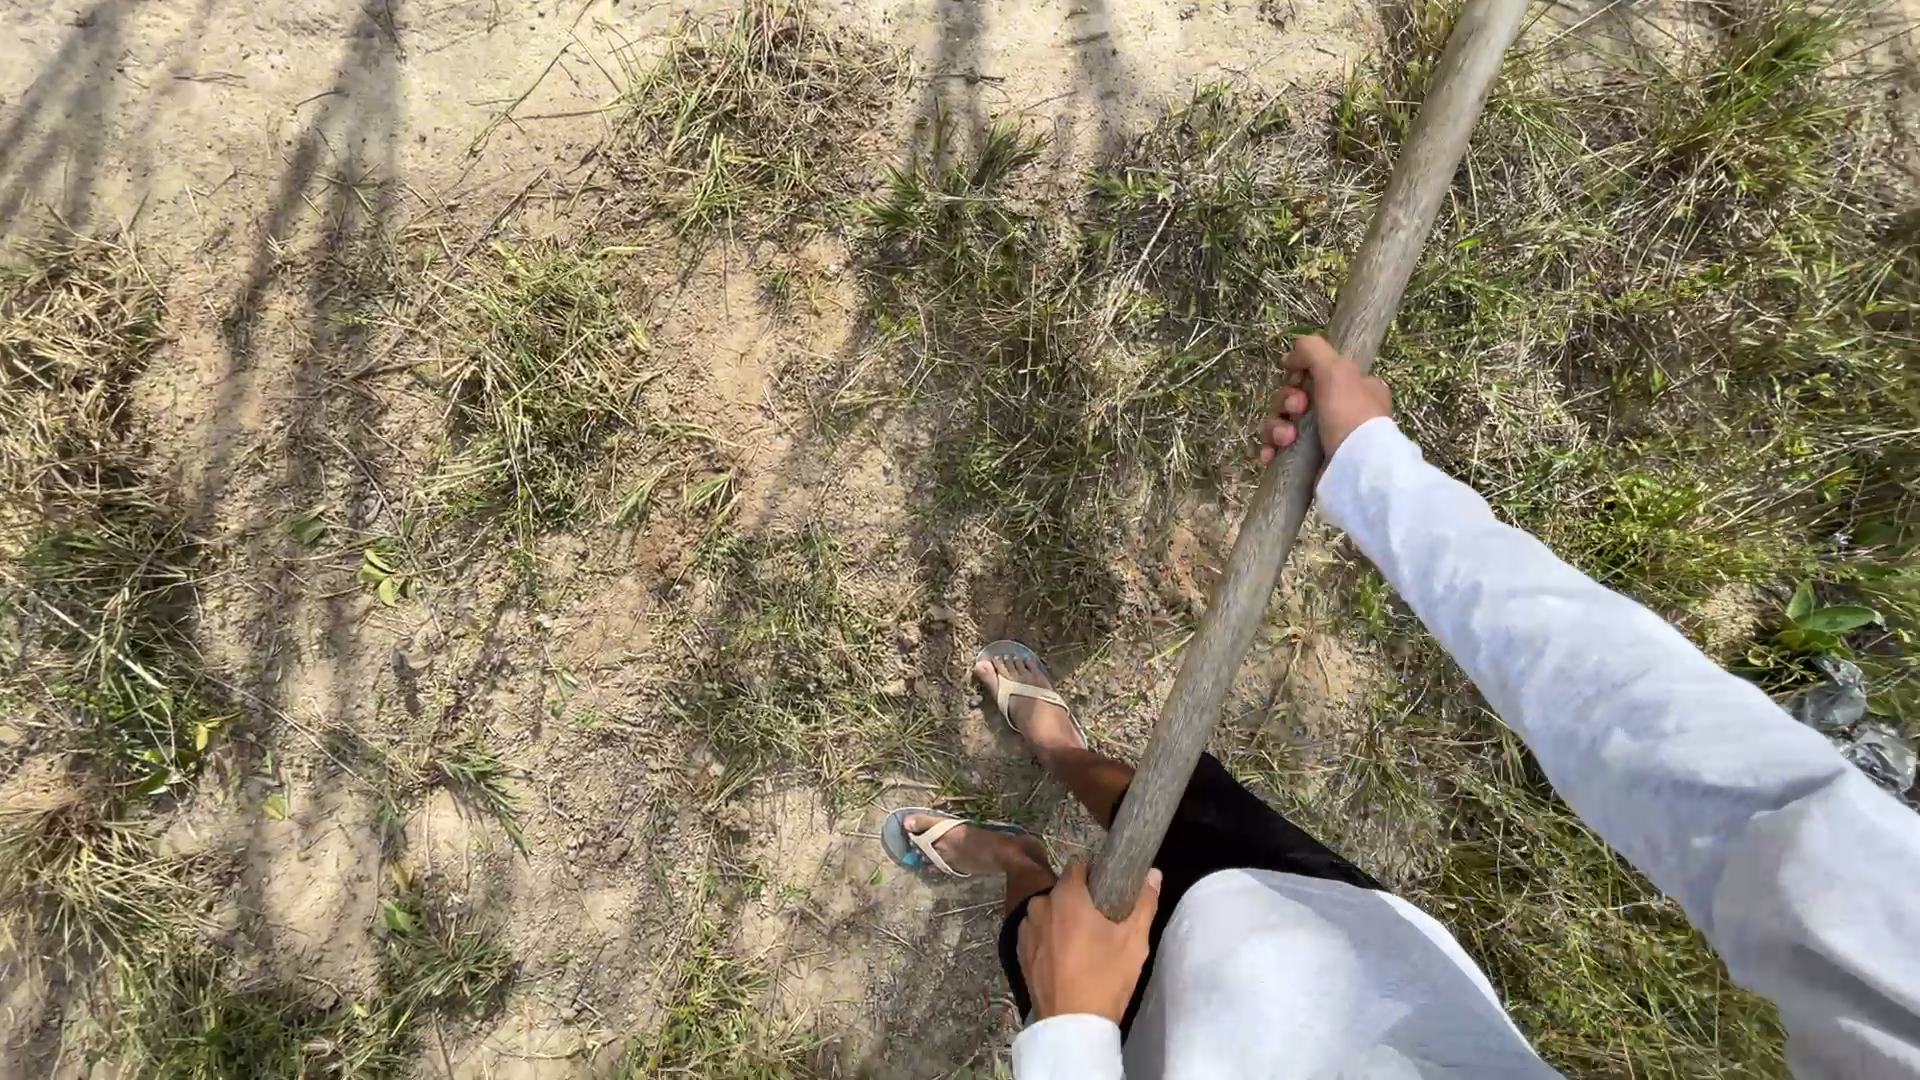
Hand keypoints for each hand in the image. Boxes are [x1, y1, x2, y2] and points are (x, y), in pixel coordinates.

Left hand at [1016, 861, 1161, 1023]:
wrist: (1073, 1025)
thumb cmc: (1105, 977)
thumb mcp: (1134, 940)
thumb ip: (1144, 902)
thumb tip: (1153, 873)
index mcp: (1067, 894)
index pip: (1078, 866)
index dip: (1093, 875)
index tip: (1105, 892)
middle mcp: (1041, 903)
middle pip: (1062, 890)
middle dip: (1078, 901)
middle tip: (1098, 924)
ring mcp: (1027, 927)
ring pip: (1047, 911)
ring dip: (1060, 919)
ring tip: (1080, 944)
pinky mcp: (1019, 950)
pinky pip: (1035, 932)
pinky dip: (1047, 939)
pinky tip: (1062, 959)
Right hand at [1258, 335, 1391, 462]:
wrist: (1355, 467)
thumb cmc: (1350, 414)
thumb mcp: (1336, 369)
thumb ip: (1312, 351)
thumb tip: (1289, 357)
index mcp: (1353, 387)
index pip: (1314, 374)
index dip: (1298, 377)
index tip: (1297, 381)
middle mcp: (1339, 411)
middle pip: (1292, 398)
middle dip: (1285, 403)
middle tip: (1296, 410)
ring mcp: (1322, 437)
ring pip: (1281, 423)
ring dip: (1276, 428)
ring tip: (1287, 438)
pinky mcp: (1306, 460)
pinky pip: (1278, 448)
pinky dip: (1270, 449)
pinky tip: (1269, 454)